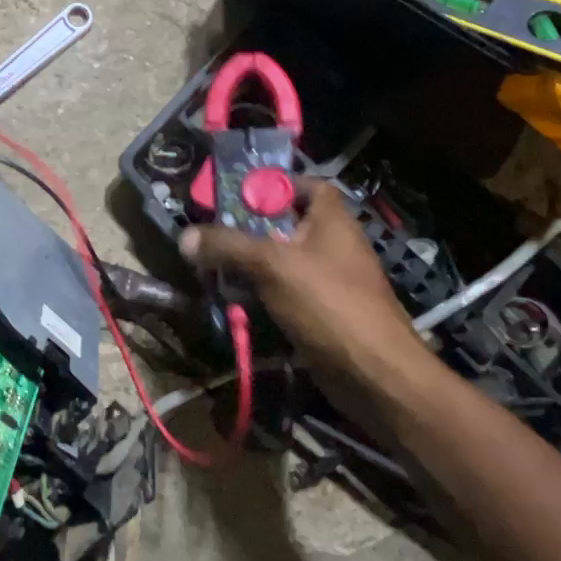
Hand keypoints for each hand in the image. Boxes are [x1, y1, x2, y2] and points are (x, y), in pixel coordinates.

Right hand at [181, 179, 436, 406]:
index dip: (276, 184)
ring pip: (282, 263)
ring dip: (251, 266)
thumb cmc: (329, 304)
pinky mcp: (322, 315)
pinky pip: (285, 295)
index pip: (307, 185)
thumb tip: (185, 237)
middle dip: (250, 228)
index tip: (238, 194)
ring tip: (213, 267)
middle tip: (213, 233)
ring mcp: (329, 283)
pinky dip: (262, 296)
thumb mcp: (272, 265)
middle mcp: (333, 246)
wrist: (376, 376)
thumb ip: (228, 246)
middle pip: (287, 225)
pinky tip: (234, 303)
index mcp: (332, 221)